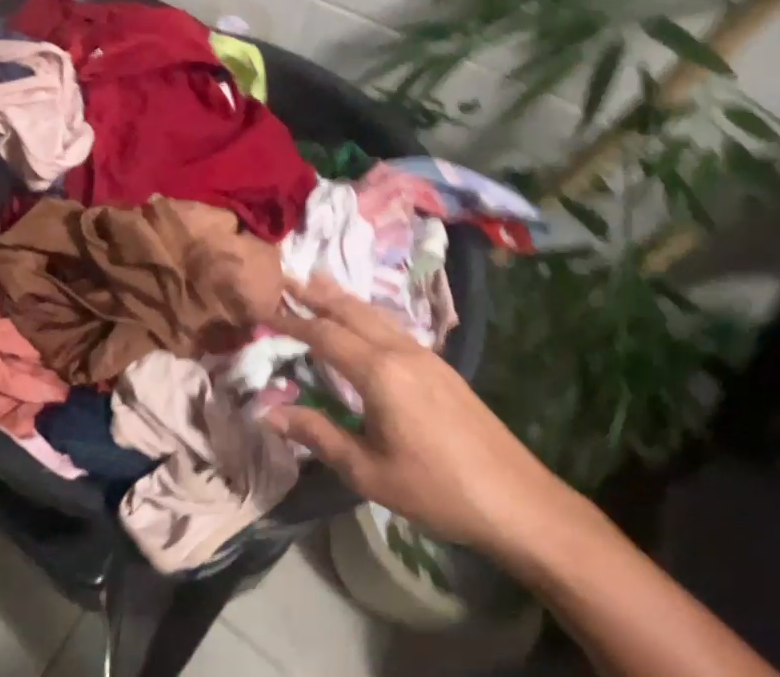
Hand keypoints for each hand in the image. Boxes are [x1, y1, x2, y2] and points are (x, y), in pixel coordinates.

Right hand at [259, 274, 586, 554]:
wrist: (519, 502)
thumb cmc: (437, 490)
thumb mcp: (367, 471)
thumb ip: (317, 434)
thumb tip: (268, 412)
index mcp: (380, 374)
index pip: (324, 335)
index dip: (291, 321)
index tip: (261, 308)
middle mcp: (403, 354)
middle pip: (352, 312)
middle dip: (317, 294)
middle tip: (285, 276)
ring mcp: (427, 359)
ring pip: (376, 316)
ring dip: (343, 300)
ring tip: (318, 285)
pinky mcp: (442, 371)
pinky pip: (393, 329)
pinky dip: (366, 316)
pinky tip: (362, 324)